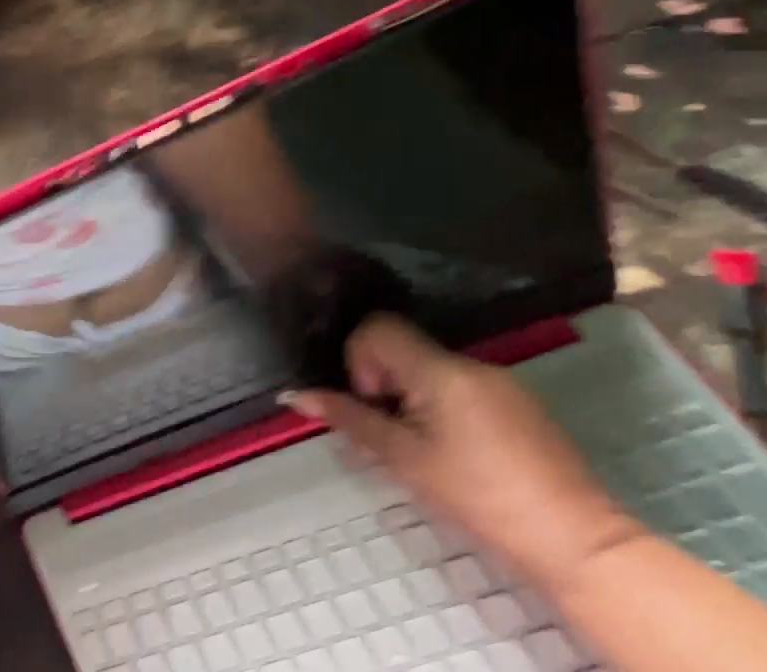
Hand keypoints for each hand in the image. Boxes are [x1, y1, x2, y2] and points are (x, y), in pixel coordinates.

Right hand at [282, 315, 645, 592]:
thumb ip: (349, 419)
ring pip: (431, 371)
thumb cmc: (477, 495)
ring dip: (411, 397)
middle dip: (383, 383)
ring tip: (420, 448)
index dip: (359, 359)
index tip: (372, 404)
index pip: (378, 328)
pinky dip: (441, 408)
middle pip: (404, 349)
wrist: (574, 541)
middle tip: (390, 433)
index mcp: (441, 370)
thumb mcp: (401, 458)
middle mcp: (473, 364)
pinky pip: (461, 388)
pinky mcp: (521, 406)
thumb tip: (296, 396)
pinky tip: (455, 453)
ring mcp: (503, 383)